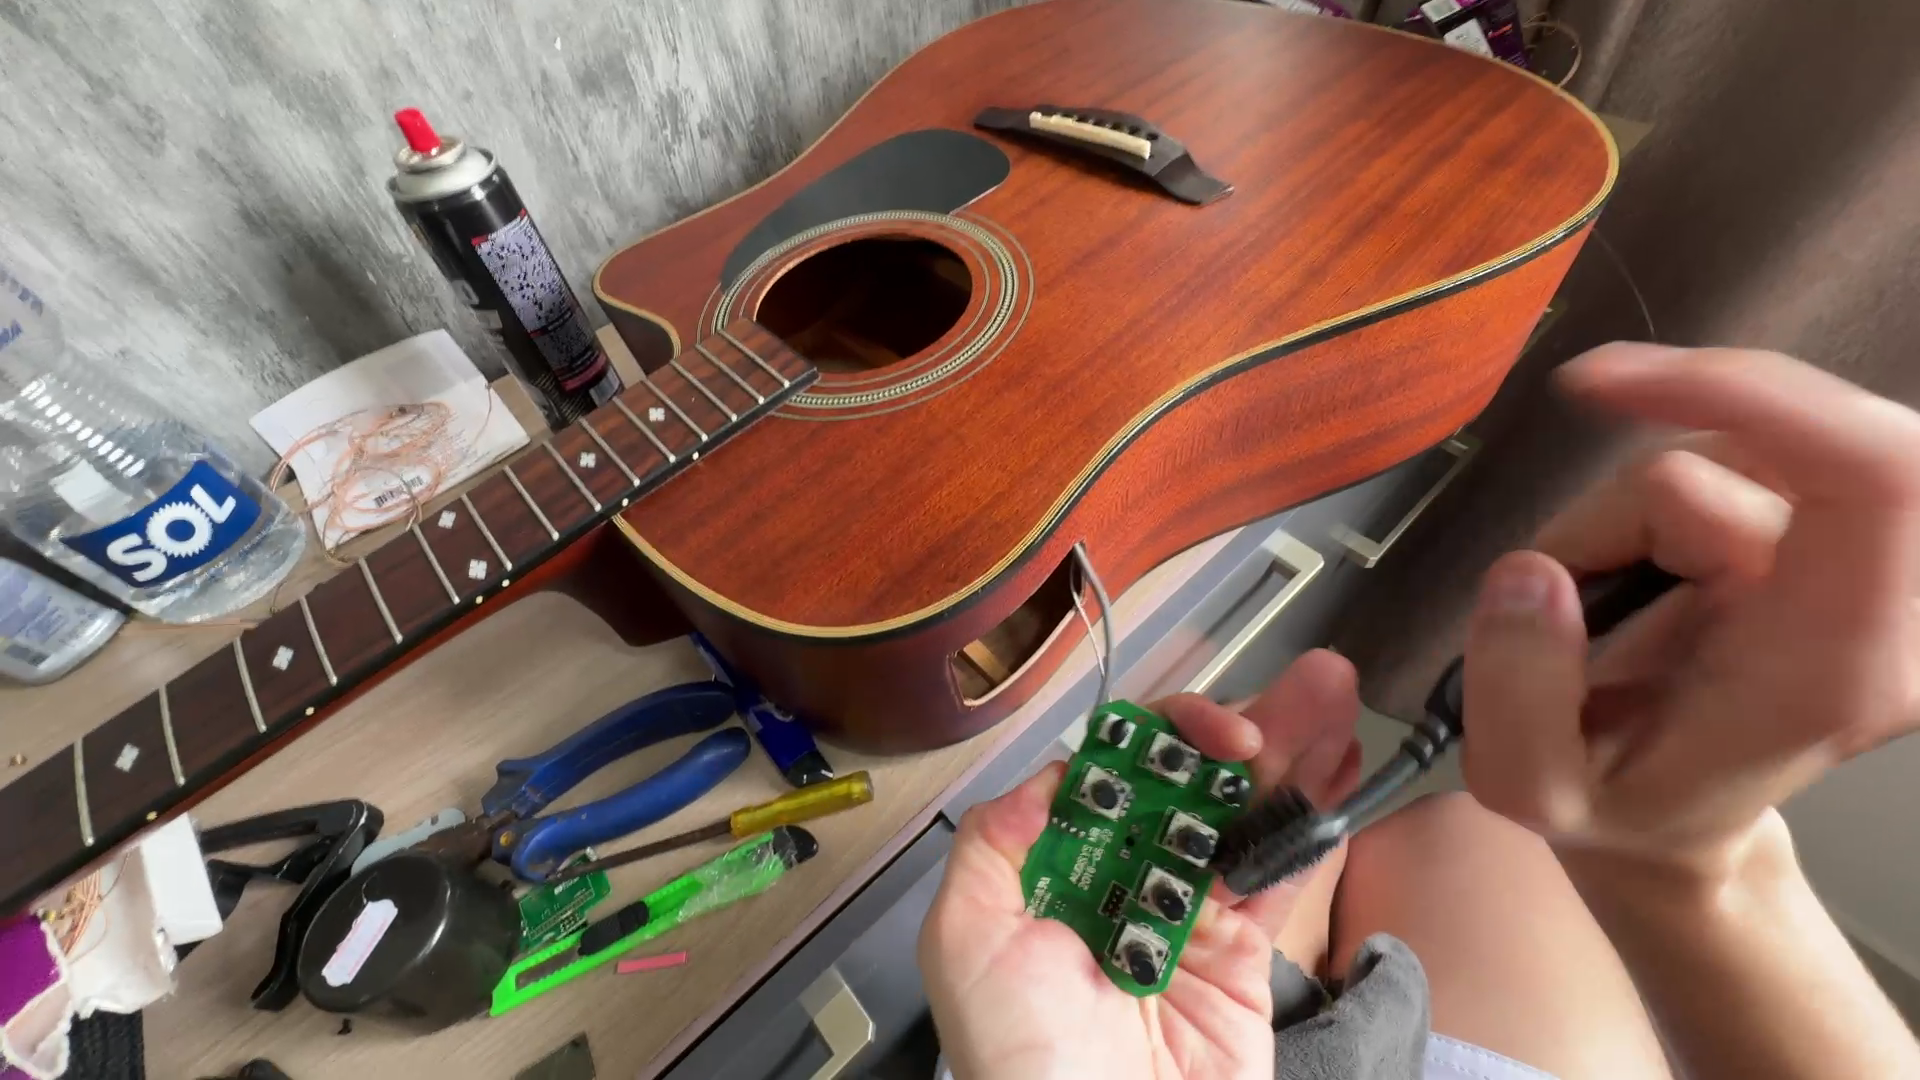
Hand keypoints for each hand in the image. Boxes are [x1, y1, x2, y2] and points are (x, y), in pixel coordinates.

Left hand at [918, 651, 1361, 1079]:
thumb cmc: (1019, 1052)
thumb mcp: (967, 936)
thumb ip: (991, 842)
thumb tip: (1047, 775)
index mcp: (1064, 858)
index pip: (1117, 769)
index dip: (1161, 735)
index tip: (1209, 728)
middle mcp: (1127, 870)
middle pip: (1192, 779)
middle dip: (1247, 726)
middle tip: (1308, 682)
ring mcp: (1188, 906)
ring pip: (1242, 812)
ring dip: (1291, 752)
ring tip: (1335, 697)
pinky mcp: (1242, 952)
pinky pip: (1278, 876)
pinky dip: (1309, 822)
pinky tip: (1338, 770)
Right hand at [1461, 344, 1919, 879]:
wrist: (1673, 814)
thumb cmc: (1610, 805)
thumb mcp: (1527, 784)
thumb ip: (1514, 689)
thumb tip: (1530, 572)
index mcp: (1834, 664)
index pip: (1876, 477)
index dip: (1748, 395)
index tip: (1595, 384)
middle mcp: (1885, 601)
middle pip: (1745, 460)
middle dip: (1617, 511)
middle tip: (1565, 584)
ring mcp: (1860, 564)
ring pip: (1711, 456)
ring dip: (1616, 518)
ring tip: (1590, 602)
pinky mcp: (1819, 538)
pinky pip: (1717, 460)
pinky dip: (1640, 505)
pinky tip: (1630, 570)